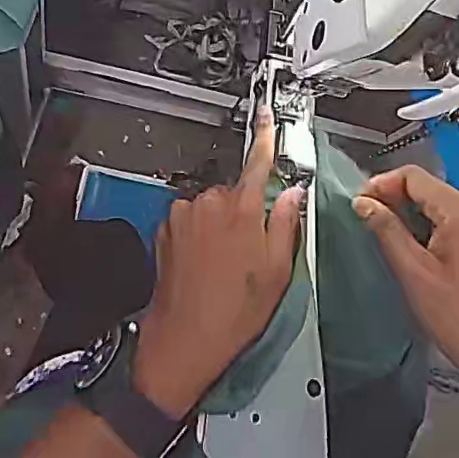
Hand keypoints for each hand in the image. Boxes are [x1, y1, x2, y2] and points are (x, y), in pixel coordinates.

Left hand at [133, 106, 302, 418]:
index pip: (258, 161)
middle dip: (246, 209)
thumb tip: (293, 193)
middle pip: (236, 190)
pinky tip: (205, 262)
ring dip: (221, 223)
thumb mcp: (277, 270)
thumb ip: (287, 222)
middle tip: (251, 248)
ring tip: (225, 262)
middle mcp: (209, 203)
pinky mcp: (165, 227)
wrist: (184, 340)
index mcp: (242, 209)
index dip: (266, 137)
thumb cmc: (235, 311)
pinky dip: (200, 232)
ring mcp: (183, 214)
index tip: (266, 117)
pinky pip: (191, 218)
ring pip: (213, 205)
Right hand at [352, 166, 458, 403]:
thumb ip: (386, 231)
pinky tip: (416, 256)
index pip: (414, 177)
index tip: (362, 203)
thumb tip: (366, 205)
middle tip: (369, 220)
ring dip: (412, 217)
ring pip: (441, 206)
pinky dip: (431, 231)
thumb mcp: (414, 273)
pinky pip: (456, 224)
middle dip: (395, 200)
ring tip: (390, 241)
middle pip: (429, 188)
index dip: (381, 185)